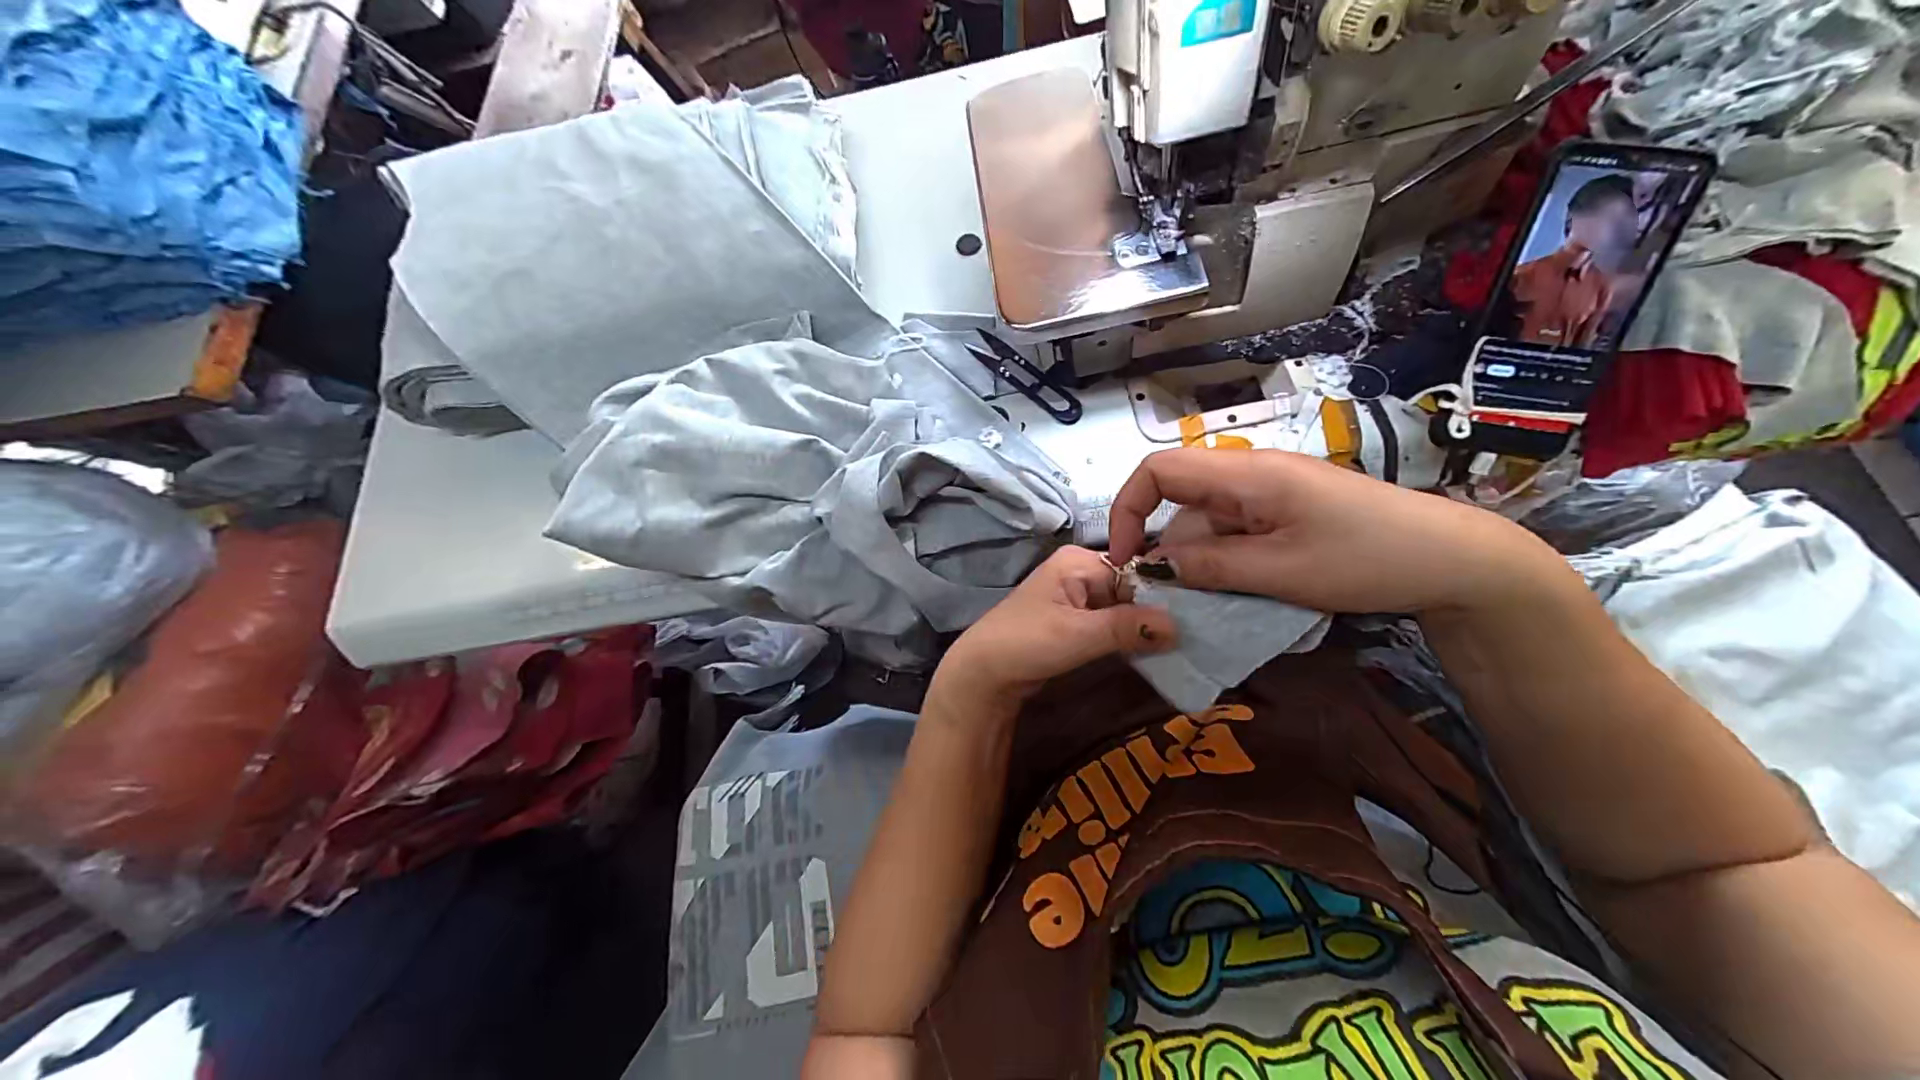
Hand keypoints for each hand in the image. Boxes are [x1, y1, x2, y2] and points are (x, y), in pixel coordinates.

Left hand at [932, 546, 1176, 714]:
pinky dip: (1127, 637)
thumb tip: (1179, 625)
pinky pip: (1110, 624)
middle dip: (1156, 614)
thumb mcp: (1078, 635)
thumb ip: (1127, 627)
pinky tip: (1151, 652)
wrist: (982, 674)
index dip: (1164, 596)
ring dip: (1143, 628)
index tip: (1197, 619)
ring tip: (1180, 647)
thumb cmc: (1025, 644)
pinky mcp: (1074, 621)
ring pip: (1123, 609)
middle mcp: (1079, 572)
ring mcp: (1076, 597)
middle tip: (1195, 637)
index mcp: (1078, 561)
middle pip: (1132, 589)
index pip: (1136, 571)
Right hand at [1107, 448, 1566, 614]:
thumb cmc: (1365, 558)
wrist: (1455, 560)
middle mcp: (1251, 473)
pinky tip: (1244, 591)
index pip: (1157, 470)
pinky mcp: (1289, 511)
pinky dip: (1228, 561)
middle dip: (1168, 549)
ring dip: (1200, 561)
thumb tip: (1150, 567)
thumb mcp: (1278, 571)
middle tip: (1173, 600)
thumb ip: (1207, 567)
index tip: (1125, 559)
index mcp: (1245, 473)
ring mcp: (1272, 492)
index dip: (1127, 509)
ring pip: (1208, 522)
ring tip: (1216, 603)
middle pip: (1181, 502)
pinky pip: (1237, 531)